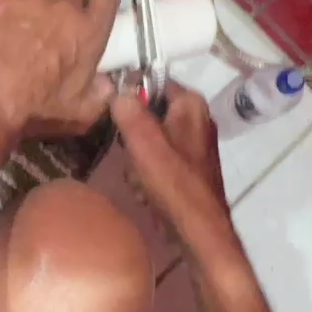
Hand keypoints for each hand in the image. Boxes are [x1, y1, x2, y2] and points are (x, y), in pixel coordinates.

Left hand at [0, 0, 122, 138]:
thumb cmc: (37, 112)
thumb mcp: (81, 114)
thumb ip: (100, 95)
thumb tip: (106, 84)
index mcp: (89, 32)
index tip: (95, 3)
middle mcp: (63, 7)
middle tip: (59, 17)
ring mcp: (30, 0)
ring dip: (38, 0)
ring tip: (26, 21)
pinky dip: (7, 6)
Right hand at [111, 84, 238, 264]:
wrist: (199, 230)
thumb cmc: (174, 185)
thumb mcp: (144, 144)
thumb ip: (129, 113)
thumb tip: (116, 91)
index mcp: (190, 104)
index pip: (154, 81)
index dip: (130, 94)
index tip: (112, 113)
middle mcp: (196, 118)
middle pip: (149, 113)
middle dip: (132, 135)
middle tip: (129, 154)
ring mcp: (193, 144)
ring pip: (149, 139)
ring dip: (137, 159)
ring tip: (138, 178)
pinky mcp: (188, 167)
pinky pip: (157, 159)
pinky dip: (148, 173)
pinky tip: (146, 190)